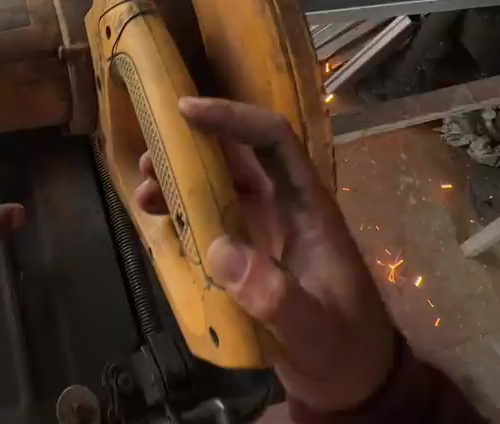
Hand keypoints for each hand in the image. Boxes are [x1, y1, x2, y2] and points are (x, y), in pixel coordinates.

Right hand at [133, 97, 395, 413]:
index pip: (272, 139)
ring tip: (144, 191)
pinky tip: (158, 222)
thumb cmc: (345, 353)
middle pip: (234, 154)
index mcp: (307, 205)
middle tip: (148, 158)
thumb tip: (221, 251)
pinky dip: (180, 210)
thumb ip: (276, 296)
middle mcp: (283, 204)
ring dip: (178, 178)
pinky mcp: (248, 249)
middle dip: (188, 147)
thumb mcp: (316, 332)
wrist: (355, 388)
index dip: (232, 116)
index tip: (185, 111)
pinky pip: (209, 214)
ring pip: (217, 181)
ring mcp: (265, 225)